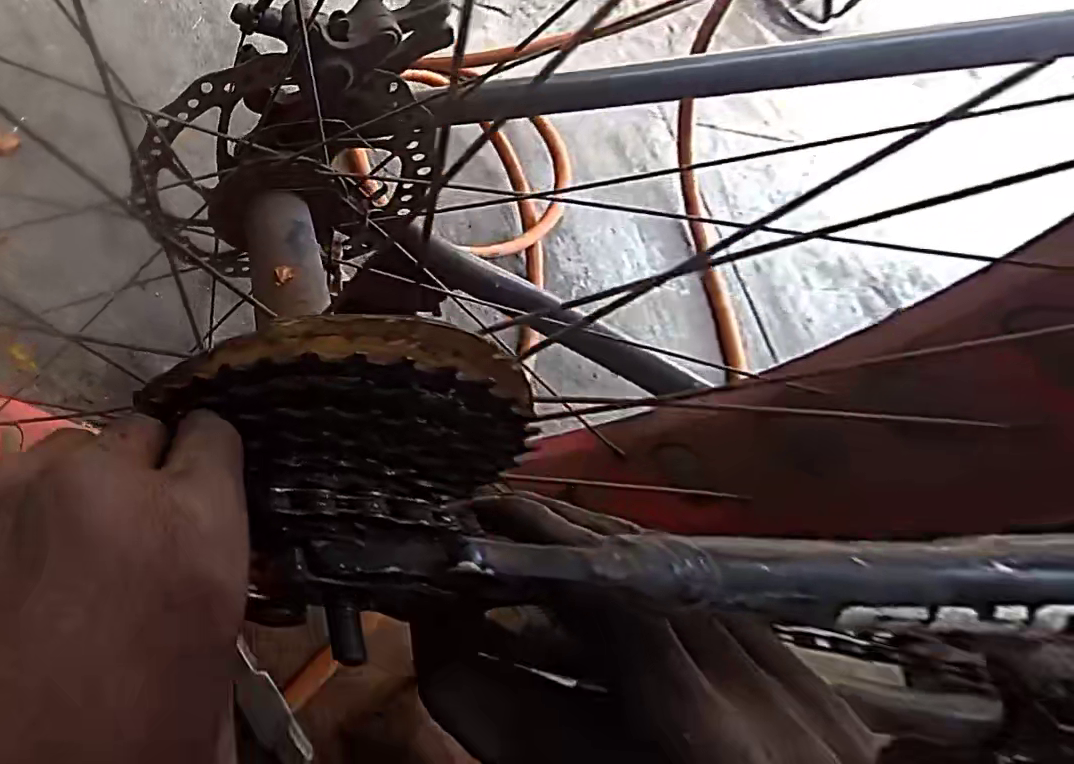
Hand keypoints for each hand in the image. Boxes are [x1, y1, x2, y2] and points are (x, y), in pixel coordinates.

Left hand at [0, 412, 248, 763]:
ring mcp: (11, 482)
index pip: (212, 436)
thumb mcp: (198, 716)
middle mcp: (102, 486)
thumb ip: (204, 607)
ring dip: (68, 494)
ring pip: (63, 453)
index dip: (205, 460)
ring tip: (43, 561)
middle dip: (138, 479)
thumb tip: (186, 570)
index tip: (192, 484)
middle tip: (119, 539)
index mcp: (186, 537)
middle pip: (136, 436)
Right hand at [413, 493, 878, 763]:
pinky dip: (646, 580)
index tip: (486, 509)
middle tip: (498, 517)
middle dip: (557, 527)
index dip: (539, 530)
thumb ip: (464, 686)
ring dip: (597, 546)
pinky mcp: (821, 696)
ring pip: (682, 572)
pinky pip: (714, 601)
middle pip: (646, 565)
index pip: (611, 585)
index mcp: (700, 735)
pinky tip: (604, 589)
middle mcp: (775, 708)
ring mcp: (812, 700)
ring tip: (541, 545)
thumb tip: (422, 604)